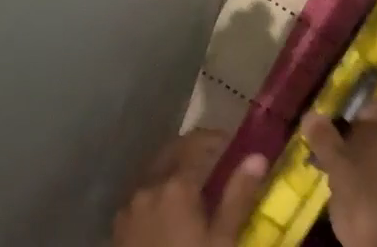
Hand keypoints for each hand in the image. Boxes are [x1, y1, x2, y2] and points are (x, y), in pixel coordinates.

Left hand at [111, 130, 266, 246]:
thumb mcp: (221, 240)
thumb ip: (238, 196)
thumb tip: (257, 157)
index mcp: (176, 186)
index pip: (199, 143)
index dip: (220, 140)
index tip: (237, 148)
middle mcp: (148, 187)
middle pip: (174, 149)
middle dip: (197, 148)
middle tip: (220, 162)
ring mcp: (129, 207)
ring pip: (157, 170)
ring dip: (177, 167)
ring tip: (198, 187)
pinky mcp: (119, 226)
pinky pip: (143, 192)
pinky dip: (160, 188)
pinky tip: (173, 210)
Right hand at [302, 95, 376, 246]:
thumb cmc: (362, 197)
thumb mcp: (336, 166)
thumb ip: (324, 138)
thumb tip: (311, 114)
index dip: (366, 109)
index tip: (346, 126)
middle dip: (367, 137)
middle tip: (342, 152)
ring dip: (375, 159)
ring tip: (351, 177)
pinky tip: (367, 196)